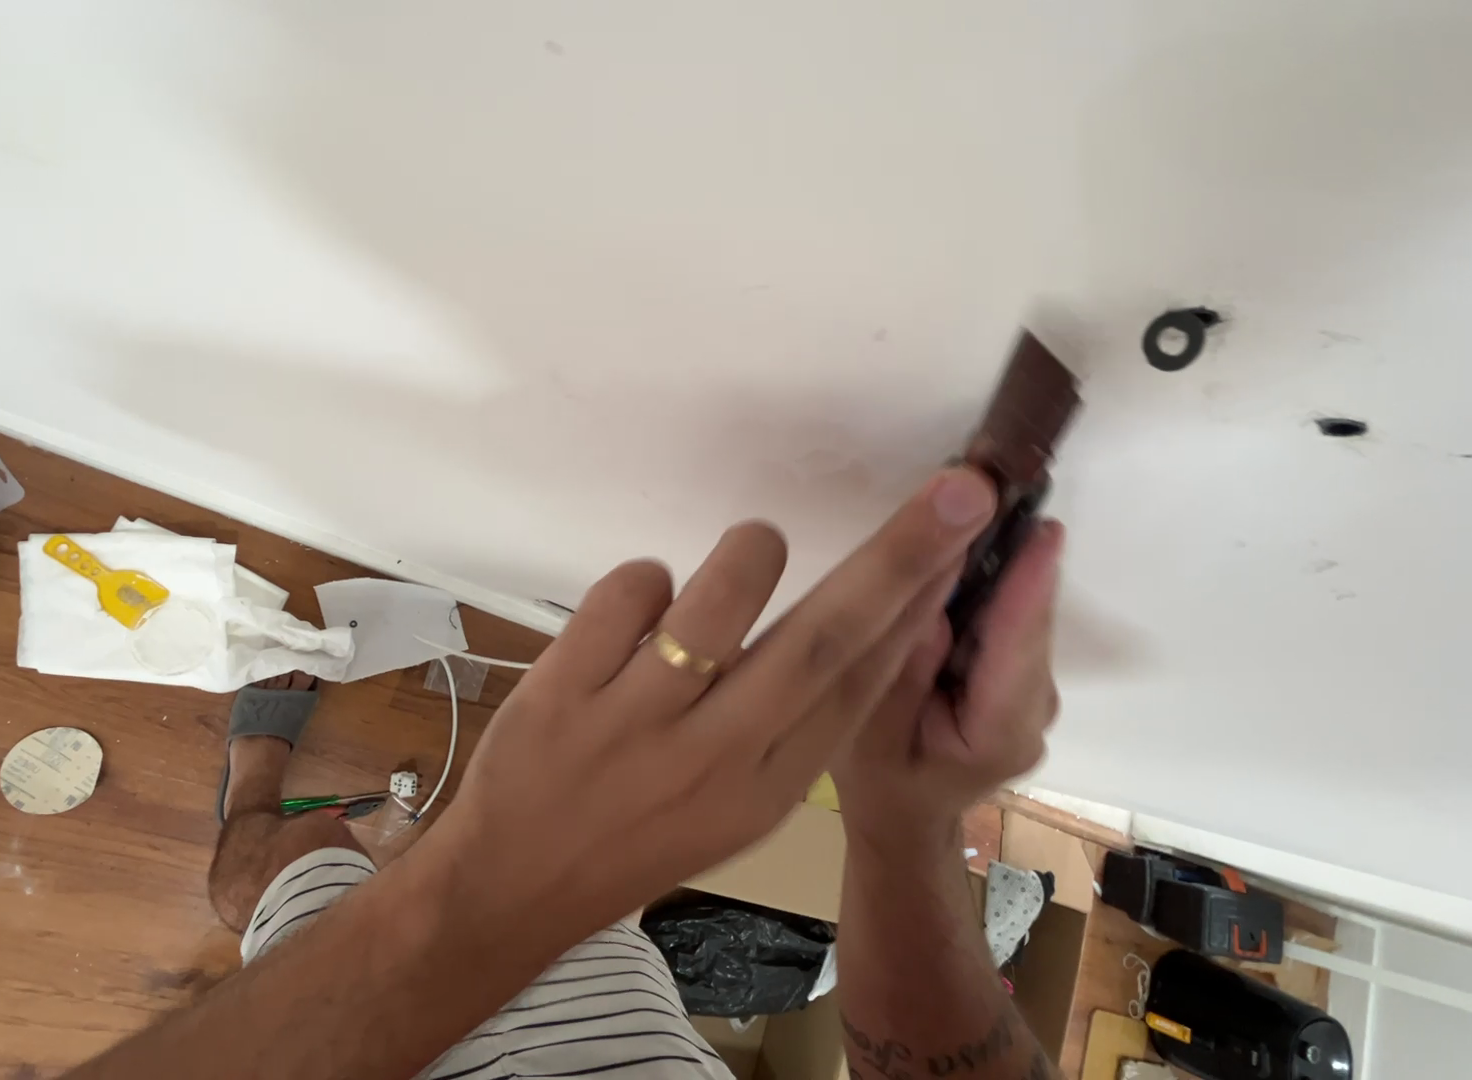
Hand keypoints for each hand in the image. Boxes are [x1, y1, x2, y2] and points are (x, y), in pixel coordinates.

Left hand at [426, 467, 999, 936]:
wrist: (514, 886)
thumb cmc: (636, 836)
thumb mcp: (735, 807)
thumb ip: (793, 727)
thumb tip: (860, 633)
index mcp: (768, 789)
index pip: (859, 683)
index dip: (914, 605)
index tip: (956, 544)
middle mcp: (715, 758)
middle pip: (823, 638)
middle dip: (899, 556)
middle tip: (957, 491)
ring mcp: (635, 725)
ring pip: (720, 597)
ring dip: (750, 551)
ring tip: (755, 548)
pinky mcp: (564, 691)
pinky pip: (628, 592)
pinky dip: (647, 579)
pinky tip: (642, 606)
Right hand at [833, 512, 1063, 838]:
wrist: (902, 819)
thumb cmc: (878, 781)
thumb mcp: (867, 732)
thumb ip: (904, 669)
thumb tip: (932, 595)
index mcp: (998, 732)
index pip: (1016, 649)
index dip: (1027, 585)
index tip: (1039, 526)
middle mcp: (1032, 711)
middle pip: (1026, 624)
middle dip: (1013, 560)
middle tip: (988, 492)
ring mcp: (1032, 696)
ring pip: (1020, 620)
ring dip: (999, 568)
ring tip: (970, 511)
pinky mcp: (1020, 680)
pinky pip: (1007, 626)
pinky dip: (989, 590)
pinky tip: (961, 556)